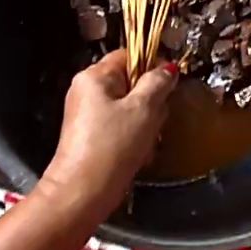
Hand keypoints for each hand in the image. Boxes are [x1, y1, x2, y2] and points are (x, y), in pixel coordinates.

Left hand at [38, 50, 177, 215]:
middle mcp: (86, 90)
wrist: (82, 193)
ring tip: (146, 143)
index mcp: (94, 76)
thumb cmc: (112, 147)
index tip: (168, 86)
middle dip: (149, 102)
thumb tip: (168, 68)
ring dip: (144, 123)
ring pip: (128, 107)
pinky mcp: (91, 136)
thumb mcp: (143, 110)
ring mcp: (87, 114)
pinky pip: (119, 126)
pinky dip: (132, 138)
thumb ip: (158, 83)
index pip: (129, 55)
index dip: (152, 67)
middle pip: (130, 83)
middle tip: (155, 121)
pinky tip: (138, 154)